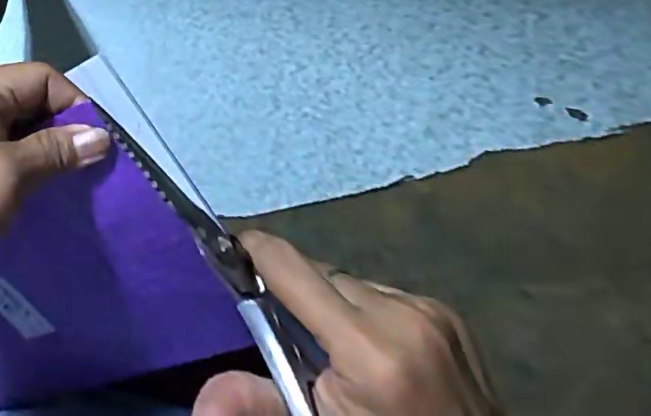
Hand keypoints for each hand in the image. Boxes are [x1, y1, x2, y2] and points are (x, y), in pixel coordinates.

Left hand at [0, 64, 111, 336]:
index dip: (75, 104)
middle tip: (92, 162)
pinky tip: (51, 181)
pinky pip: (12, 141)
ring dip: (52, 144)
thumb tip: (103, 136)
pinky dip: (35, 157)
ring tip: (77, 174)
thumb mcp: (8, 177)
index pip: (42, 77)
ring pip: (27, 121)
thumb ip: (57, 149)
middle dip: (66, 125)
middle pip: (35, 96)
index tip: (100, 143)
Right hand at [195, 233, 500, 415]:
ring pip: (352, 284)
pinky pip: (385, 296)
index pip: (289, 265)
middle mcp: (402, 314)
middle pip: (319, 275)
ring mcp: (432, 311)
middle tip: (292, 341)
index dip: (253, 251)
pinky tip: (379, 356)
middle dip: (298, 297)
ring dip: (335, 307)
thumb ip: (262, 405)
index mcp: (369, 349)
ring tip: (342, 357)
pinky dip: (369, 316)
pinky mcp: (450, 315)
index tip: (228, 251)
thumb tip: (200, 399)